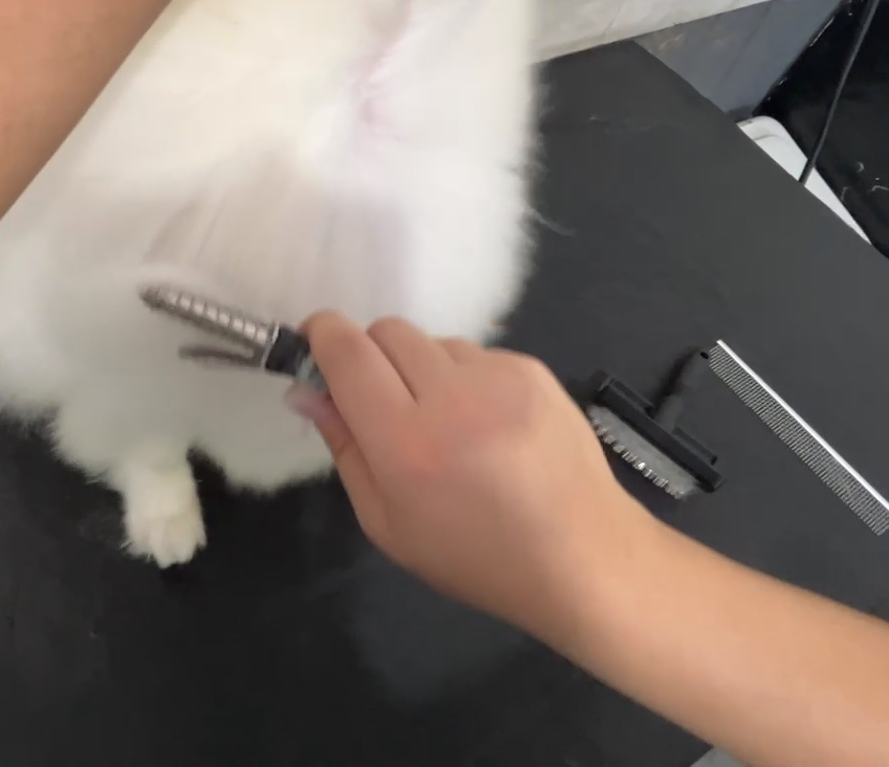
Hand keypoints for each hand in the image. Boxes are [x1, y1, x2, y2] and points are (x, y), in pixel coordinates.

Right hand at [298, 312, 656, 641]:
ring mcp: (499, 377)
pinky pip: (474, 352)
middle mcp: (452, 398)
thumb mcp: (386, 522)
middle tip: (384, 401)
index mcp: (407, 444)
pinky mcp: (532, 369)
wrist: (584, 558)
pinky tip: (487, 424)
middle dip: (370, 354)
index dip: (321, 333)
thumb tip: (305, 390)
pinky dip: (464, 377)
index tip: (313, 342)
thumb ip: (342, 446)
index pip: (348, 352)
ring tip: (448, 422)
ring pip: (431, 341)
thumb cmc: (473, 554)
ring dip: (420, 368)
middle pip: (385, 331)